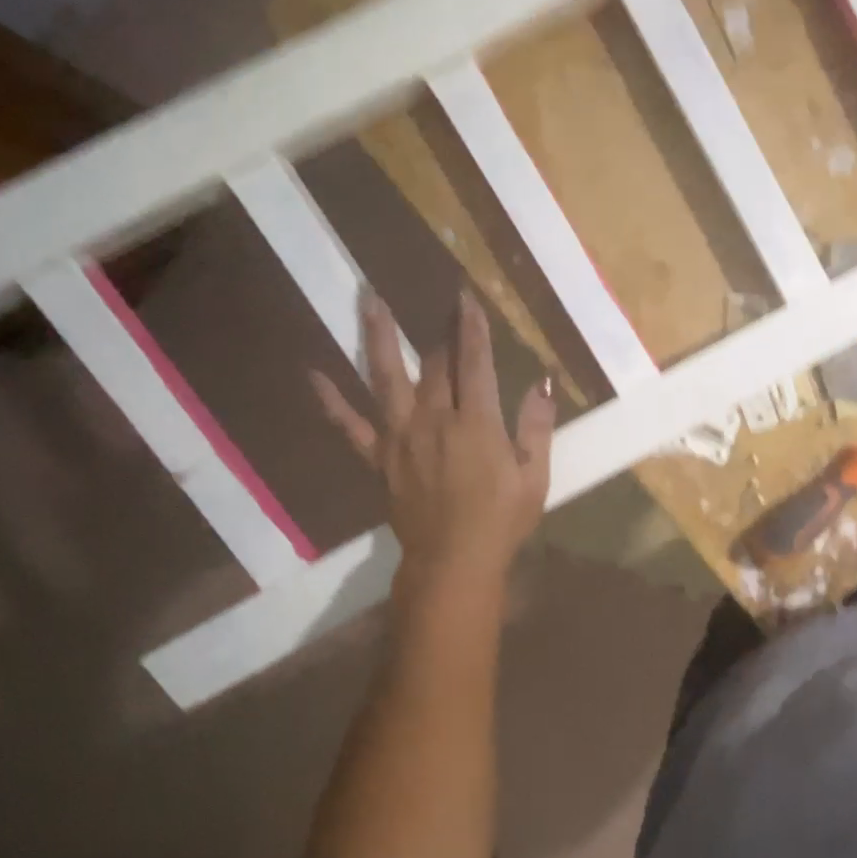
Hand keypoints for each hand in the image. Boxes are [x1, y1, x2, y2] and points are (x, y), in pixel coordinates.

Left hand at [311, 289, 555, 582]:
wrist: (453, 561)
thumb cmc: (502, 520)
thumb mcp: (535, 477)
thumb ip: (536, 428)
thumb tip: (542, 384)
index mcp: (476, 423)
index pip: (475, 364)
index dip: (472, 328)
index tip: (465, 296)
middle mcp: (433, 420)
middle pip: (435, 365)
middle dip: (440, 330)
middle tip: (436, 299)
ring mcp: (399, 437)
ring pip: (385, 378)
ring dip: (379, 338)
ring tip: (369, 301)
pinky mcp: (378, 458)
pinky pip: (349, 426)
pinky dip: (331, 400)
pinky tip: (314, 375)